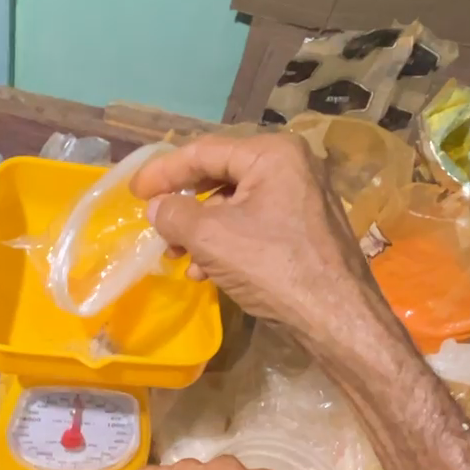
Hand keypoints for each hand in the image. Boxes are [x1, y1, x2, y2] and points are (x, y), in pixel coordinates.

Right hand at [131, 134, 384, 351]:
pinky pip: (253, 224)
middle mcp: (292, 166)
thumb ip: (175, 215)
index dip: (164, 171)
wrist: (335, 317)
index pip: (204, 152)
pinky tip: (207, 270)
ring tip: (177, 255)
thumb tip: (157, 208)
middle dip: (183, 205)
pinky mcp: (304, 229)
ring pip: (234, 205)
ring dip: (200, 230)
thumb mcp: (212, 238)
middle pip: (220, 177)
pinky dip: (225, 243)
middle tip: (154, 222)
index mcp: (272, 154)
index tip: (134, 192)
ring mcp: (302, 198)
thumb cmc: (273, 267)